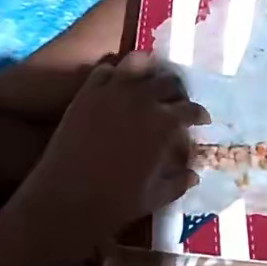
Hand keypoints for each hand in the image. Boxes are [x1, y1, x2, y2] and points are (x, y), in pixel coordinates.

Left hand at [0, 52, 204, 265]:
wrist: (66, 199)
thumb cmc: (115, 203)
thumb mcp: (155, 197)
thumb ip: (178, 182)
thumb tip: (194, 175)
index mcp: (165, 124)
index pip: (190, 109)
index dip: (199, 114)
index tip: (200, 119)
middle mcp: (143, 99)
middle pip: (168, 80)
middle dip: (177, 90)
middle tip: (176, 100)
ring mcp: (113, 91)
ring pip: (138, 63)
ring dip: (149, 71)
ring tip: (149, 83)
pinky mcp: (87, 92)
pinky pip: (106, 70)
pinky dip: (116, 74)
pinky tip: (117, 86)